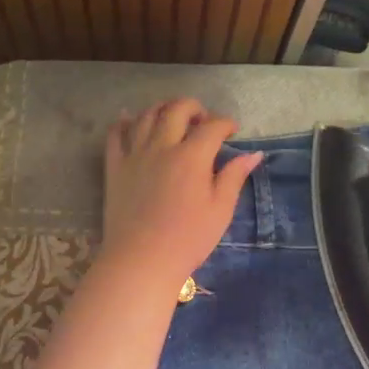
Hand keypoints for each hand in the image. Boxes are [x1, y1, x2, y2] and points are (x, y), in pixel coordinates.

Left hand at [101, 100, 263, 290]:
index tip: (232, 131)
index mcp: (191, 156)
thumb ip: (234, 176)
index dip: (226, 123)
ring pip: (147, 115)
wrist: (141, 260)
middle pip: (177, 109)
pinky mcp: (115, 166)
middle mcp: (162, 146)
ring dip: (163, 108)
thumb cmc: (188, 239)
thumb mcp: (220, 210)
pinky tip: (128, 118)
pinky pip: (115, 134)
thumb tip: (253, 154)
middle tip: (203, 120)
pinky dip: (123, 121)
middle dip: (194, 107)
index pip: (212, 126)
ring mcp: (135, 154)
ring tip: (172, 117)